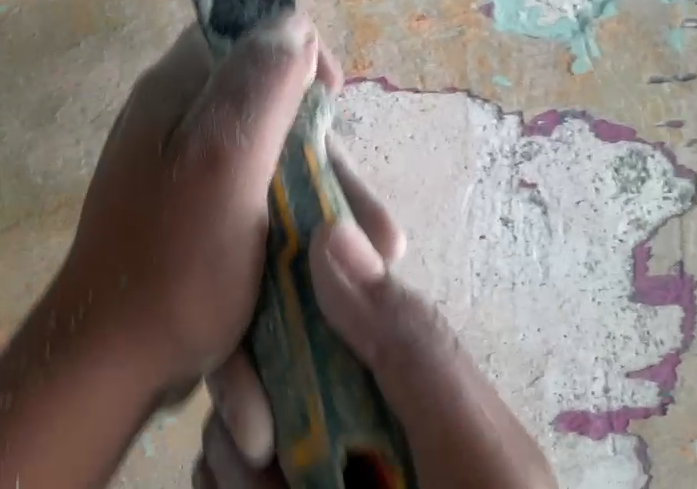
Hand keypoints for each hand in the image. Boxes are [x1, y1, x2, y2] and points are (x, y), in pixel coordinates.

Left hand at [46, 10, 341, 399]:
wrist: (113, 358)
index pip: (237, 37)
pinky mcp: (191, 217)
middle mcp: (173, 122)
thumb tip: (291, 22)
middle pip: (265, 108)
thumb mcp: (223, 164)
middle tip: (375, 222)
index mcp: (172, 93)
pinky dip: (293, 228)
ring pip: (268, 162)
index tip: (332, 97)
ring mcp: (181, 172)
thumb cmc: (173, 261)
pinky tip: (332, 265)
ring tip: (378, 256)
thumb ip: (258, 89)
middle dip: (326, 158)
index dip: (291, 53)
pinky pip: (253, 202)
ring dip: (323, 204)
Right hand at [194, 156, 557, 488]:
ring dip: (229, 445)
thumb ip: (413, 351)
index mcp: (398, 377)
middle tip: (260, 446)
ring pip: (233, 411)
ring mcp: (308, 460)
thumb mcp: (479, 464)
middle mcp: (346, 407)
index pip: (324, 293)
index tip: (248, 302)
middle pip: (263, 348)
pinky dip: (217, 478)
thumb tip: (329, 232)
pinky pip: (218, 471)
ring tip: (262, 482)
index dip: (277, 281)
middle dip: (244, 383)